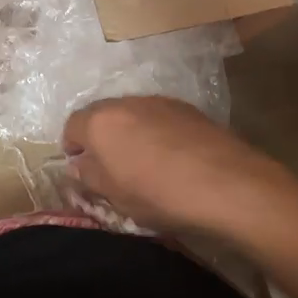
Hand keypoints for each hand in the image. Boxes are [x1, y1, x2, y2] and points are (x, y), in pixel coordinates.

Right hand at [62, 96, 297, 238]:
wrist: (227, 184)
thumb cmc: (159, 194)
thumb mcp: (115, 196)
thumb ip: (89, 177)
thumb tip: (79, 165)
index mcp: (99, 122)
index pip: (71, 126)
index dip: (72, 147)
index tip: (80, 166)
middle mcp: (124, 102)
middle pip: (101, 115)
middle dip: (101, 137)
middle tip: (111, 166)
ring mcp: (157, 101)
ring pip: (131, 115)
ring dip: (130, 133)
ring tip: (145, 162)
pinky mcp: (187, 108)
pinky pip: (159, 117)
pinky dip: (157, 132)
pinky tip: (173, 157)